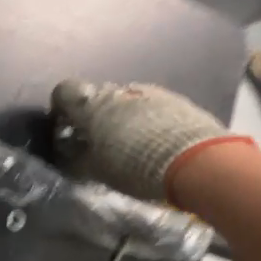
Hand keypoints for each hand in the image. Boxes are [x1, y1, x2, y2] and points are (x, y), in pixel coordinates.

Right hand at [51, 79, 252, 203]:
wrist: (199, 162)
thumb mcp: (97, 170)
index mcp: (91, 104)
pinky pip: (152, 107)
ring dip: (123, 117)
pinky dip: (148, 120)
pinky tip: (155, 143)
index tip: (66, 126)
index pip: (64, 91)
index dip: (61, 107)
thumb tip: (69, 152)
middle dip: (94, 115)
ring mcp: (150, 92)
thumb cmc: (135, 166)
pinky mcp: (178, 101)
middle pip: (96, 96)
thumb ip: (77, 158)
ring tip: (131, 144)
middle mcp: (118, 91)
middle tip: (98, 141)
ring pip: (126, 100)